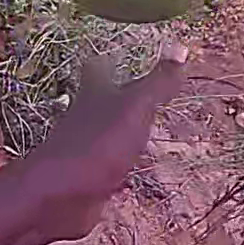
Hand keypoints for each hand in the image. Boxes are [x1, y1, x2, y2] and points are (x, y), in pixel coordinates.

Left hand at [15, 43, 186, 241]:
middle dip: (114, 104)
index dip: (105, 65)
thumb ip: (158, 83)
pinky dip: (120, 172)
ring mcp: (84, 154)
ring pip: (104, 140)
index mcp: (93, 97)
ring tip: (141, 138)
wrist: (60, 197)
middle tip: (137, 101)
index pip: (98, 72)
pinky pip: (107, 172)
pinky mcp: (86, 184)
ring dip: (120, 139)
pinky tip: (130, 177)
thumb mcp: (135, 109)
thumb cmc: (98, 145)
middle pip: (99, 106)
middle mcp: (84, 122)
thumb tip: (182, 47)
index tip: (111, 59)